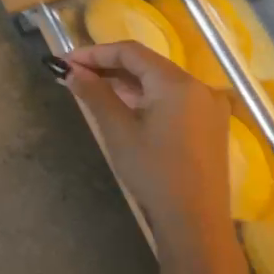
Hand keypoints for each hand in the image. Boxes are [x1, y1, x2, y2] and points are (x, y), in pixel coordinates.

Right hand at [64, 41, 230, 233]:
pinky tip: (119, 104)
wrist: (195, 221)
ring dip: (122, 81)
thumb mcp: (117, 129)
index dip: (93, 53)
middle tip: (72, 74)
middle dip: (106, 66)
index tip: (64, 62)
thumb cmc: (154, 170)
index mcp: (178, 84)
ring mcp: (208, 108)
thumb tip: (71, 70)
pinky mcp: (209, 125)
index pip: (130, 52)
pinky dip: (142, 96)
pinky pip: (170, 97)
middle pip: (145, 64)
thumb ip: (94, 92)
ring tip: (89, 88)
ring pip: (157, 81)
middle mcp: (199, 88)